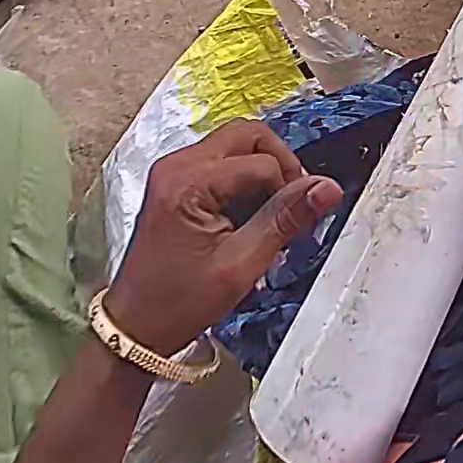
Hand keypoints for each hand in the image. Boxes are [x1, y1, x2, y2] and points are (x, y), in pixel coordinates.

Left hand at [106, 120, 342, 355]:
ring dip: (264, 168)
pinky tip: (250, 212)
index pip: (262, 163)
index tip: (298, 224)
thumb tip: (328, 187)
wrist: (134, 328)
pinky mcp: (176, 179)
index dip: (289, 187)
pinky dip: (246, 176)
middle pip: (248, 134)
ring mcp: (174, 168)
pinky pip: (223, 159)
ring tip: (272, 211)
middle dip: (280, 163)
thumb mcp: (241, 264)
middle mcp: (178, 163)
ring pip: (238, 142)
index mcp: (188, 181)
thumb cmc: (181, 302)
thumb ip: (285, 219)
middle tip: (292, 202)